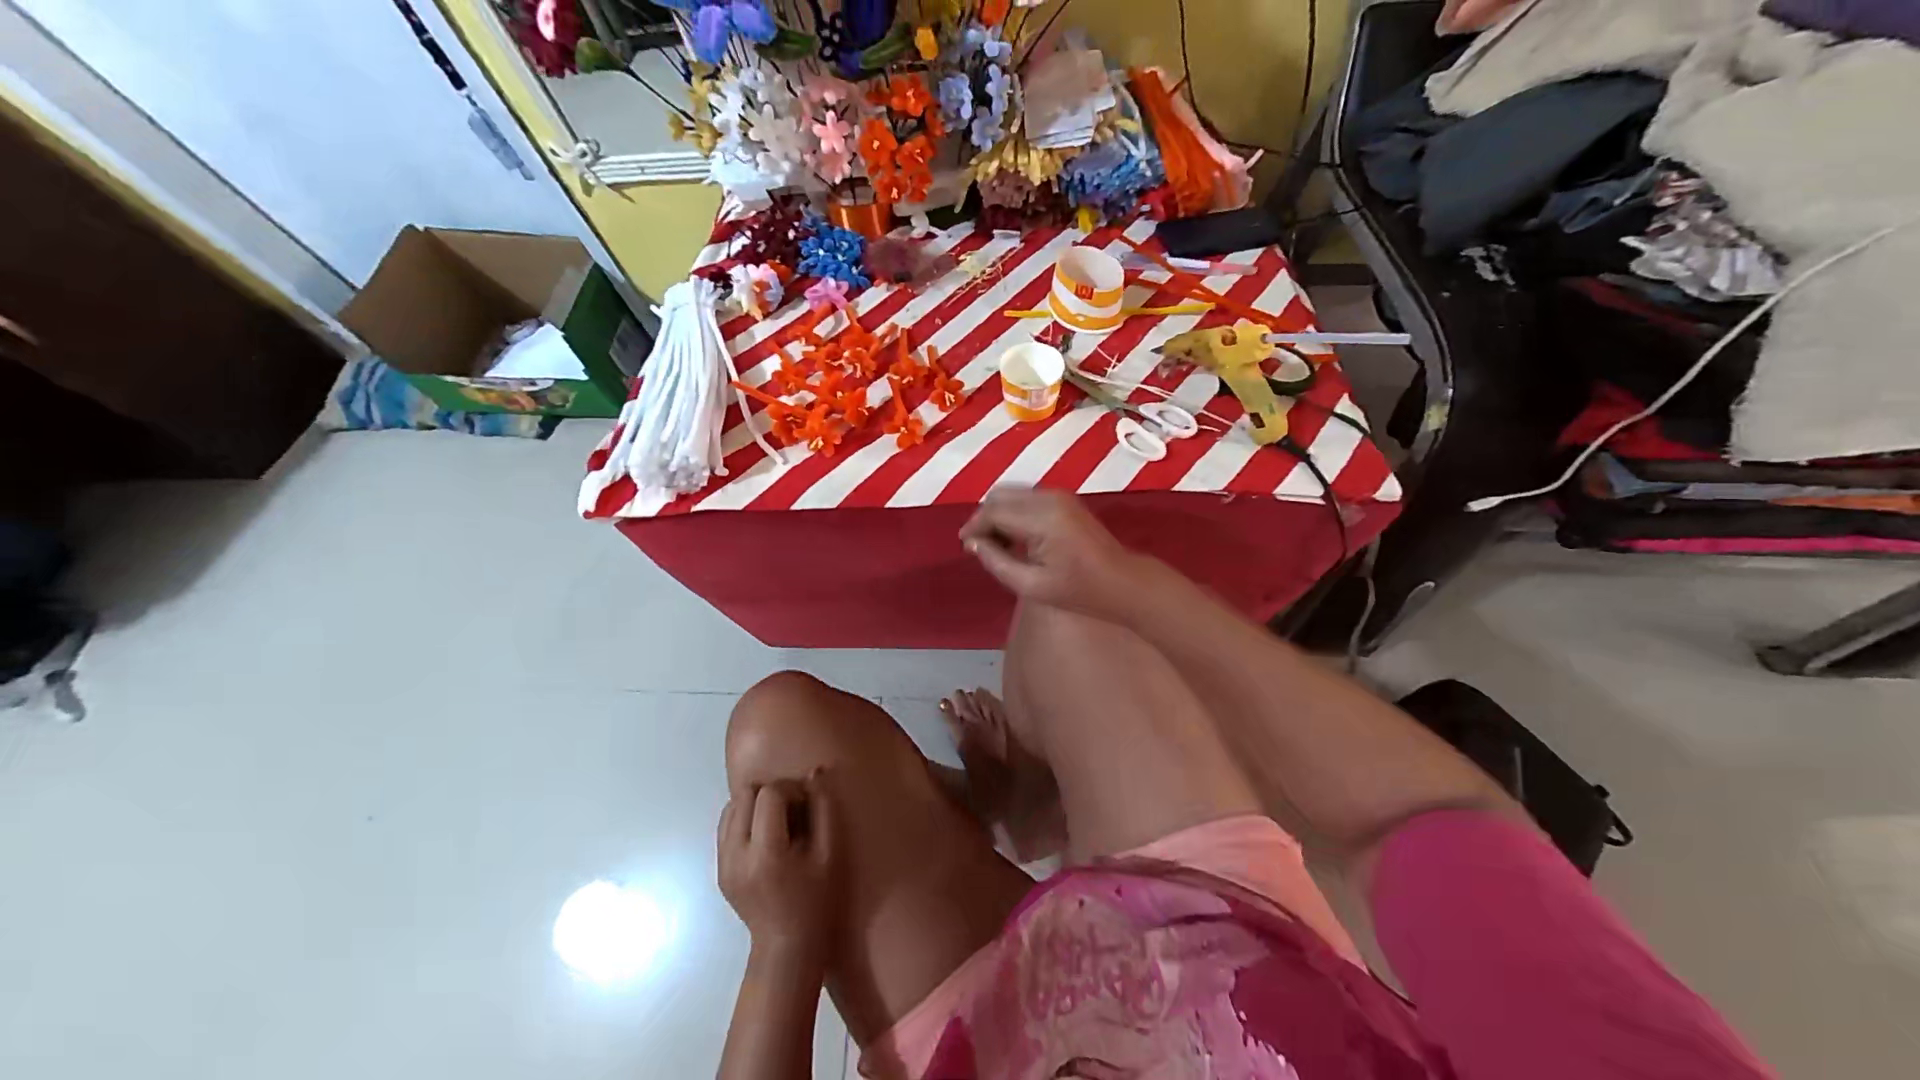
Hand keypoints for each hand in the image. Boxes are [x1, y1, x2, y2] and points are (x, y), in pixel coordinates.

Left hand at [717, 772, 838, 953]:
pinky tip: (765, 835)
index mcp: (766, 854)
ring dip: (756, 803)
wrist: (785, 946)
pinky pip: (726, 825)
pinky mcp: (718, 868)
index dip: (792, 789)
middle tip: (794, 810)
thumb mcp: (829, 855)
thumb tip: (815, 773)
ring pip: (732, 806)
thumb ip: (823, 810)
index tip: (808, 804)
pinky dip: (745, 818)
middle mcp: (736, 855)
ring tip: (778, 822)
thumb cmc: (816, 900)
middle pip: (746, 794)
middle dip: (773, 792)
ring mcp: (723, 862)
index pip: (770, 794)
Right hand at [960, 487, 1145, 620]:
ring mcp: (1058, 495)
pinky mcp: (1062, 498)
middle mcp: (1048, 498)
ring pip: (1011, 494)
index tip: (965, 547)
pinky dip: (1012, 513)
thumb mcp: (1031, 585)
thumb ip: (997, 562)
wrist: (1121, 581)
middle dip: (983, 518)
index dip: (974, 527)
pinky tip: (1014, 538)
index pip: (993, 511)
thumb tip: (972, 543)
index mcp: (1042, 518)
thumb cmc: (1079, 591)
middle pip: (999, 496)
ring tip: (995, 545)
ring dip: (997, 515)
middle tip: (979, 547)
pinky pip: (1025, 498)